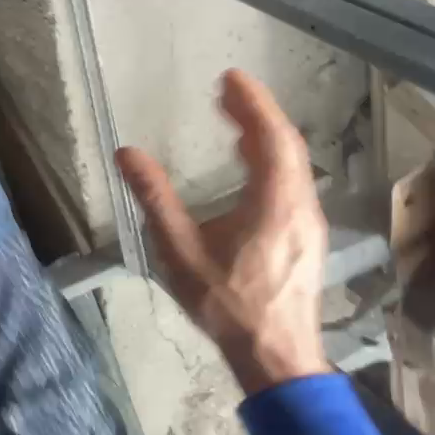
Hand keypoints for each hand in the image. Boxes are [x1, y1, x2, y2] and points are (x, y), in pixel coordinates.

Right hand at [116, 69, 331, 394]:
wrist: (277, 358)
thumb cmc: (227, 302)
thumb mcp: (180, 249)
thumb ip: (155, 198)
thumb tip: (126, 152)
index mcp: (276, 205)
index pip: (273, 141)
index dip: (254, 105)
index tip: (232, 77)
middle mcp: (300, 209)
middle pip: (288, 149)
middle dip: (258, 113)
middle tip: (227, 88)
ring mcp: (307, 225)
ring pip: (293, 166)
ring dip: (265, 135)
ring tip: (234, 115)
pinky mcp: (303, 239)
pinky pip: (292, 182)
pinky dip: (270, 157)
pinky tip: (249, 161)